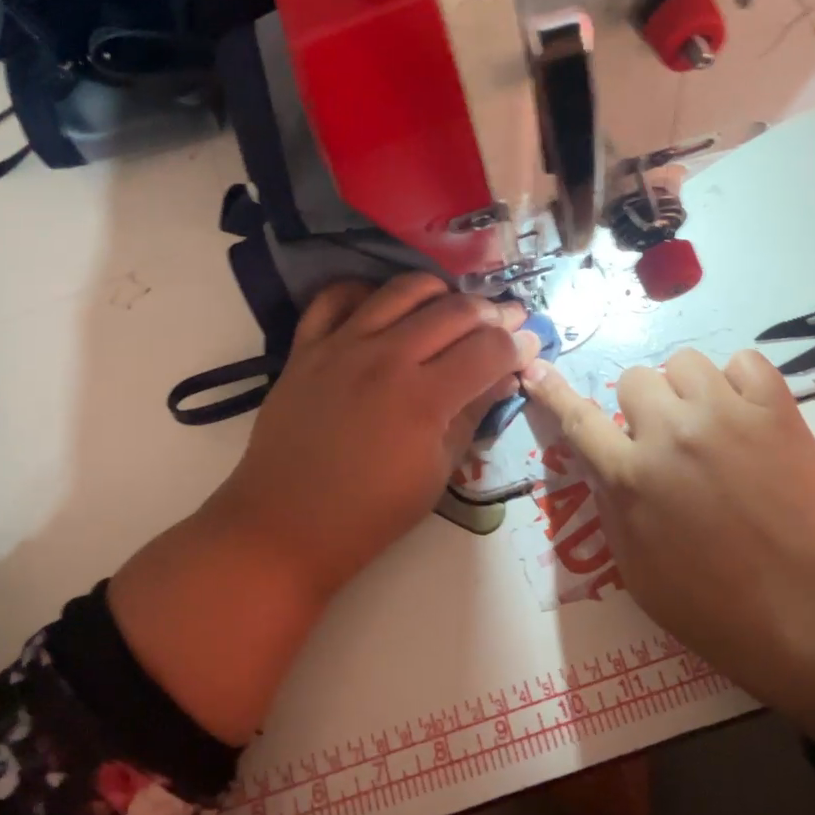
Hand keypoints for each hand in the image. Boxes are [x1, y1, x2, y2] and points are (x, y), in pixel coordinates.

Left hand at [111, 274, 540, 742]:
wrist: (285, 525)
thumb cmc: (370, 513)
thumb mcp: (437, 473)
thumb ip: (472, 416)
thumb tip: (505, 377)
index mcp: (423, 398)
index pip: (489, 349)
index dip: (518, 344)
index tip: (530, 346)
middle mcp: (386, 358)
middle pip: (455, 310)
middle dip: (492, 313)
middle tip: (505, 325)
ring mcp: (341, 345)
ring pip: (403, 289)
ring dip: (440, 293)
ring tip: (452, 311)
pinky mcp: (306, 347)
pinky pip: (337, 296)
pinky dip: (367, 292)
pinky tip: (385, 309)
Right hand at [522, 349, 814, 744]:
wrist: (812, 616)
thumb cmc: (715, 608)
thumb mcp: (636, 571)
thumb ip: (611, 506)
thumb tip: (600, 461)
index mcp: (630, 477)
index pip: (577, 418)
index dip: (554, 392)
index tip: (538, 371)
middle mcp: (671, 432)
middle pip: (634, 380)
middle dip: (643, 410)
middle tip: (667, 444)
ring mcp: (727, 413)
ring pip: (685, 362)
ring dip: (687, 392)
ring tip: (709, 426)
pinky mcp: (777, 408)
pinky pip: (743, 361)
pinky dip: (738, 383)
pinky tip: (746, 416)